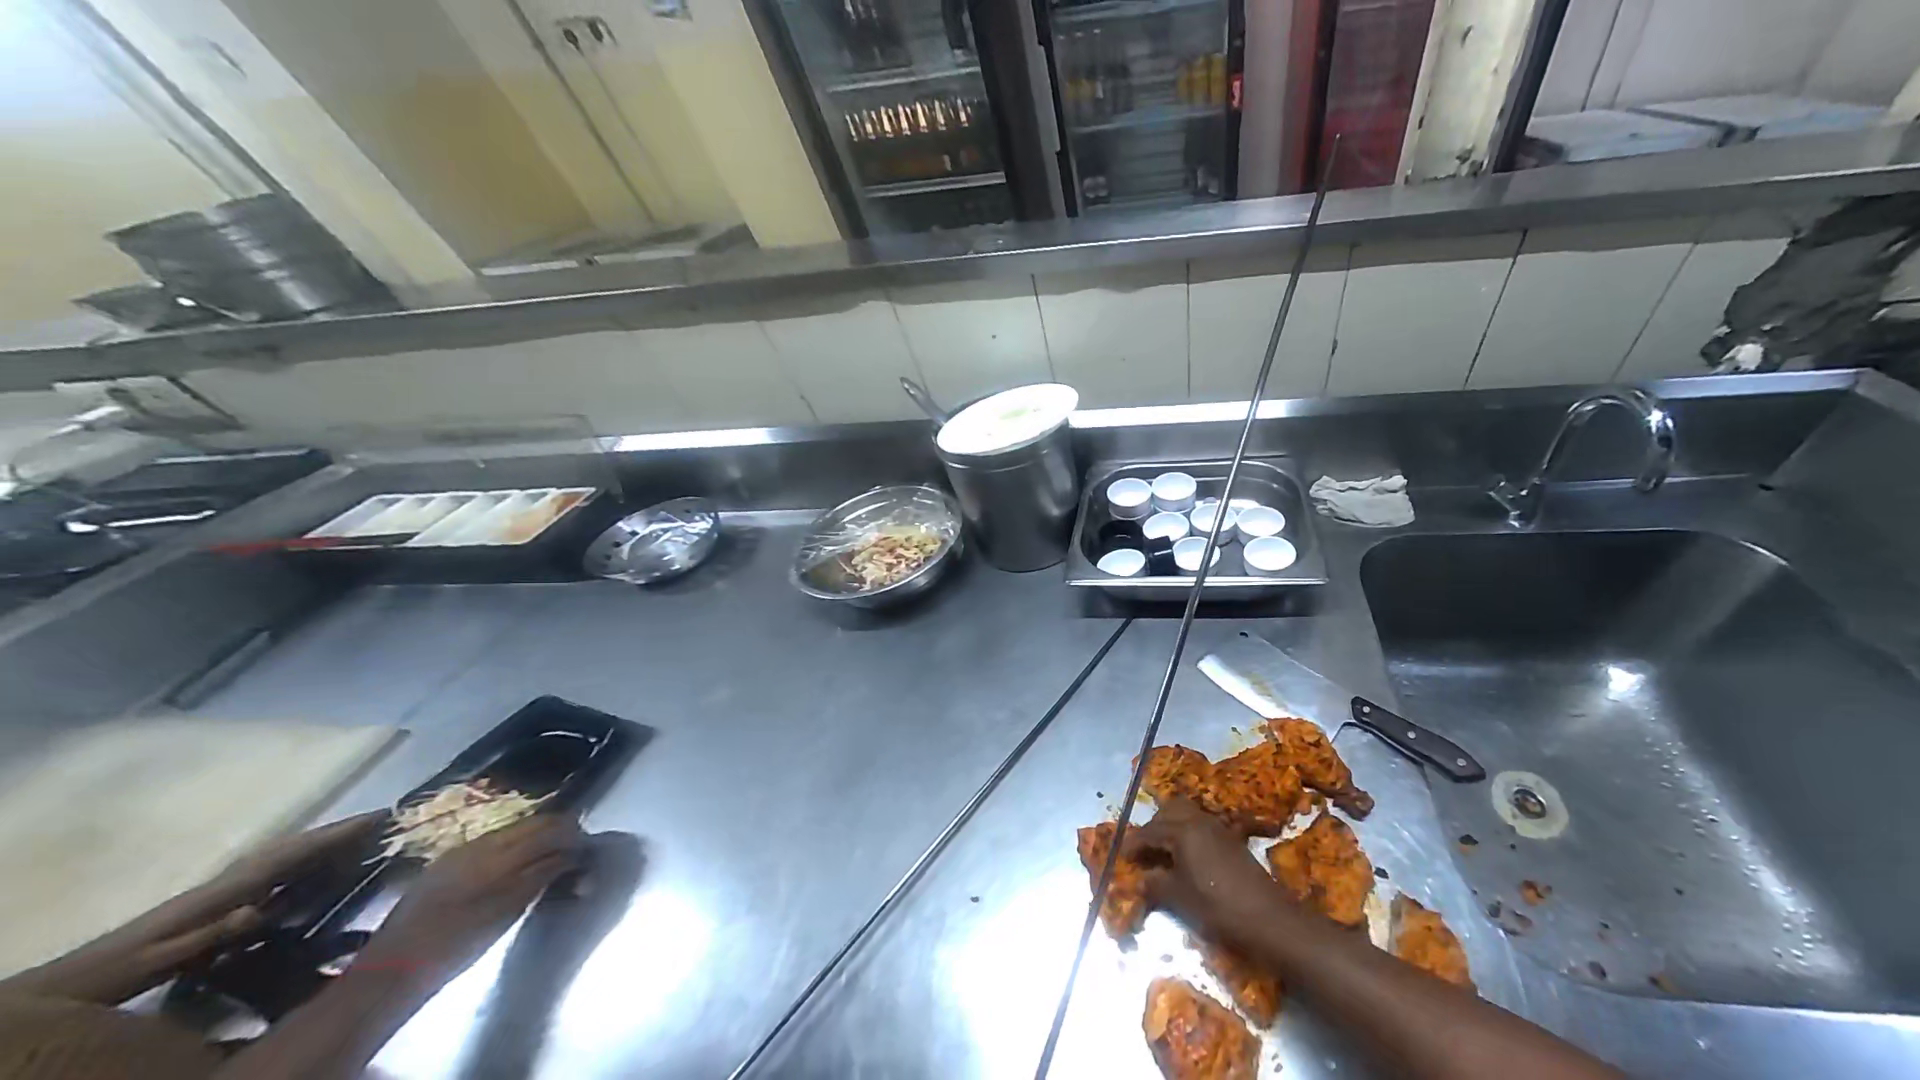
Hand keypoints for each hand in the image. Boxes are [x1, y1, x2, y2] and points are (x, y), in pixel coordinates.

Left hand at [1, 811, 384, 1002]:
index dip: (339, 833)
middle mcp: (234, 877)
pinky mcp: (222, 899)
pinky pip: (277, 871)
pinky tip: (315, 870)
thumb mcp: (169, 955)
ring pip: (286, 855)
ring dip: (324, 842)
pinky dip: (305, 860)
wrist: (80, 976)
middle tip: (383, 822)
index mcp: (229, 887)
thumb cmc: (129, 966)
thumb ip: (214, 931)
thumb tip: (264, 908)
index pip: (294, 852)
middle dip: (339, 831)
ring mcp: (227, 885)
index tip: (381, 816)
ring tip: (362, 838)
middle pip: (295, 845)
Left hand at [353, 815, 583, 985]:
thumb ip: (544, 877)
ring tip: (551, 859)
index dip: (574, 834)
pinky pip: (495, 841)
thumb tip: (575, 857)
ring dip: (538, 838)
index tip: (589, 848)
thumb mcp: (508, 911)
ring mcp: (463, 850)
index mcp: (498, 853)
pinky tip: (519, 866)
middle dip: (560, 831)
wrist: (393, 967)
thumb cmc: (457, 944)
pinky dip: (516, 847)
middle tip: (576, 852)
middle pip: (534, 822)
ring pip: (515, 830)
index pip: (550, 827)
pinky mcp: (449, 862)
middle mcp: (481, 842)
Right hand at [1120, 796, 1295, 942]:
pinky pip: (1201, 825)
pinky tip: (1188, 857)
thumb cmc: (1219, 907)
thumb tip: (1140, 879)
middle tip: (1144, 851)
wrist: (1270, 919)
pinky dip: (1188, 834)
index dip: (1133, 845)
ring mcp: (1218, 828)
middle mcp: (1198, 821)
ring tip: (1164, 852)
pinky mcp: (1232, 840)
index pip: (1148, 832)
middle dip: (1152, 828)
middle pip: (1168, 812)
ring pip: (1186, 814)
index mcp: (1182, 830)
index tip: (1121, 857)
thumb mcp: (1179, 898)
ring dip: (1171, 827)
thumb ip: (1155, 884)